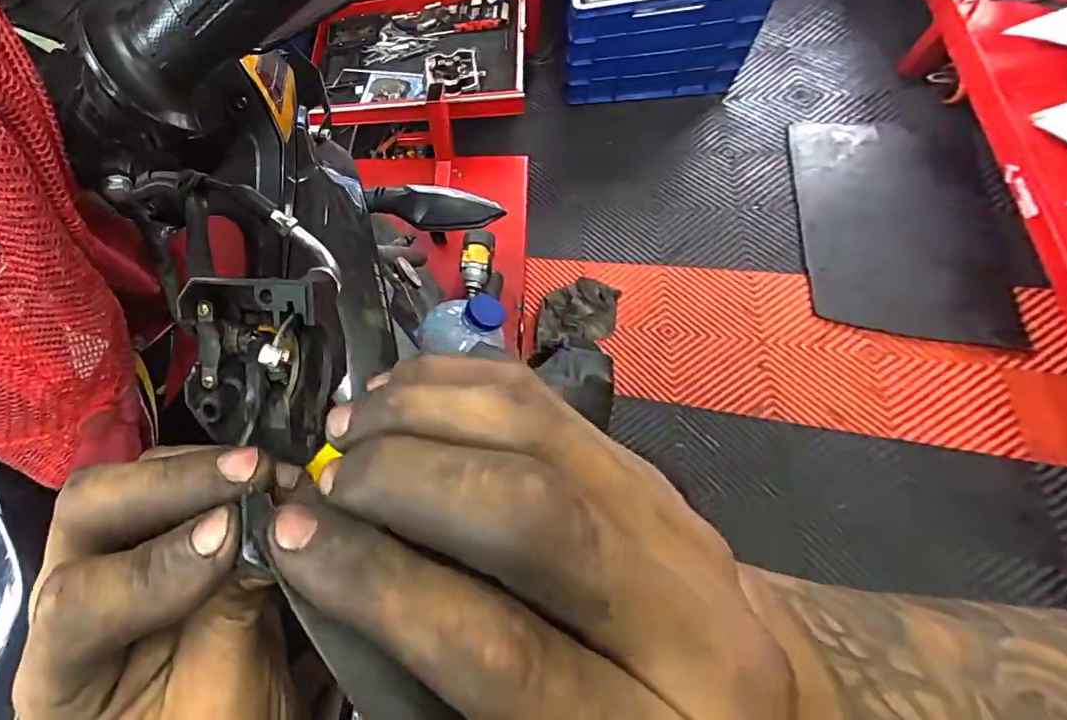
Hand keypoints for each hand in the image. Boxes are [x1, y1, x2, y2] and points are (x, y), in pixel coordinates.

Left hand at [13, 446, 298, 719]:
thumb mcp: (222, 705)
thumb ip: (229, 618)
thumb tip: (257, 525)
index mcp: (58, 673)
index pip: (76, 603)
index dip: (154, 566)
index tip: (230, 536)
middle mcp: (71, 594)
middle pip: (90, 510)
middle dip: (172, 482)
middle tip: (248, 472)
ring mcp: (111, 551)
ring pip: (132, 478)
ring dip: (204, 468)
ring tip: (265, 473)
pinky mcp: (156, 528)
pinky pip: (175, 479)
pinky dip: (221, 472)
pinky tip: (266, 477)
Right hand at [267, 354, 794, 719]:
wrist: (774, 716)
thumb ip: (430, 678)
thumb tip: (326, 575)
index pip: (493, 645)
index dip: (372, 581)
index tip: (292, 535)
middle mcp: (690, 621)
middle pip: (526, 508)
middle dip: (399, 479)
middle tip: (324, 478)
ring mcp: (673, 520)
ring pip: (533, 426)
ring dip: (419, 411)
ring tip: (348, 427)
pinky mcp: (645, 465)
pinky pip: (539, 395)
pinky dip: (452, 379)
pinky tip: (398, 391)